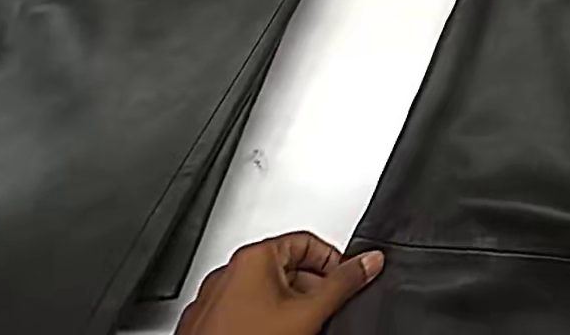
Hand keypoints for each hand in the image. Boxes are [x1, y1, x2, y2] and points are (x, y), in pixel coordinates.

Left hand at [174, 232, 382, 334]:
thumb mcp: (310, 313)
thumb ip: (344, 283)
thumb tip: (370, 261)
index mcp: (253, 257)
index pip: (307, 243)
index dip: (330, 263)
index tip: (342, 282)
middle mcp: (226, 274)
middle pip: (286, 269)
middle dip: (308, 291)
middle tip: (321, 313)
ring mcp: (208, 306)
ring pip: (262, 297)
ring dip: (285, 311)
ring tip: (298, 333)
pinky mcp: (199, 333)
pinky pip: (240, 317)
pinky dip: (259, 327)